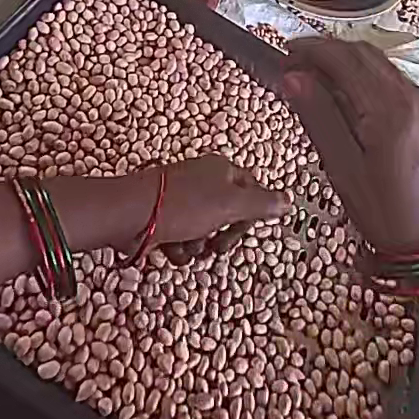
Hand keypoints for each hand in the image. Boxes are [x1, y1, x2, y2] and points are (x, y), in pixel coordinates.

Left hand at [132, 155, 286, 263]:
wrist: (129, 214)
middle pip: (228, 215)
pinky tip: (169, 248)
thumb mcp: (230, 205)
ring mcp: (181, 198)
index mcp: (221, 170)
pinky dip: (177, 248)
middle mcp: (202, 180)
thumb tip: (289, 200)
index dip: (250, 214)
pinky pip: (181, 237)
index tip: (242, 229)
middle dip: (221, 236)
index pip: (252, 190)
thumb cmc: (182, 206)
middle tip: (213, 246)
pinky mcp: (162, 216)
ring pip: (203, 230)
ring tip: (186, 245)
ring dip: (197, 246)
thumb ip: (262, 204)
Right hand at [279, 38, 418, 253]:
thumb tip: (294, 78)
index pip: (343, 59)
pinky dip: (364, 77)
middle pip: (362, 53)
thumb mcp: (344, 169)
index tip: (285, 55)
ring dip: (345, 62)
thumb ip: (319, 117)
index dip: (310, 50)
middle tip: (294, 65)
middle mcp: (413, 96)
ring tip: (314, 80)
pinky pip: (392, 80)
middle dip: (325, 52)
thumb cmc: (392, 215)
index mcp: (389, 108)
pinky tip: (346, 97)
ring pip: (378, 64)